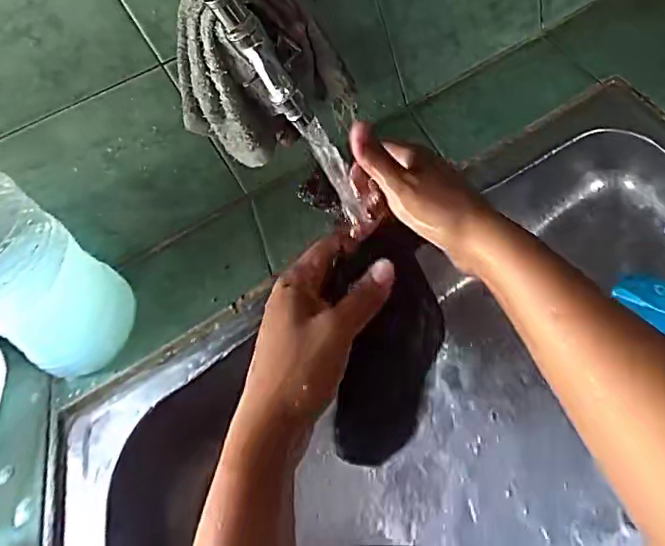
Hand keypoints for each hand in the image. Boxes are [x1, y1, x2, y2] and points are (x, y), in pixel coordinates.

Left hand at [231, 231, 393, 445]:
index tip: (387, 236)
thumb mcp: (337, 329)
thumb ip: (363, 296)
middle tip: (395, 264)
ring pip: (328, 295)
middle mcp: (289, 296)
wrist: (269, 429)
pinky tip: (368, 322)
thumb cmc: (301, 370)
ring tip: (388, 290)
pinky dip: (346, 314)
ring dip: (353, 291)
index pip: (327, 245)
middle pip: (327, 268)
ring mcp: (292, 321)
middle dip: (358, 264)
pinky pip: (326, 317)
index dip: (355, 238)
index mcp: (293, 283)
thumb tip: (388, 263)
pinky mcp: (298, 345)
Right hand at [348, 121, 500, 267]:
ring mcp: (435, 184)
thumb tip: (356, 124)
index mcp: (414, 153)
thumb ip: (375, 158)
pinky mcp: (441, 205)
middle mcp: (425, 164)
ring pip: (400, 186)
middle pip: (389, 167)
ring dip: (384, 200)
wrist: (478, 239)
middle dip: (372, 185)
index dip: (362, 164)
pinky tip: (396, 226)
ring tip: (374, 221)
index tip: (352, 188)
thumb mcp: (398, 185)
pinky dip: (400, 211)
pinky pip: (412, 202)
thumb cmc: (436, 210)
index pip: (379, 148)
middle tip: (363, 208)